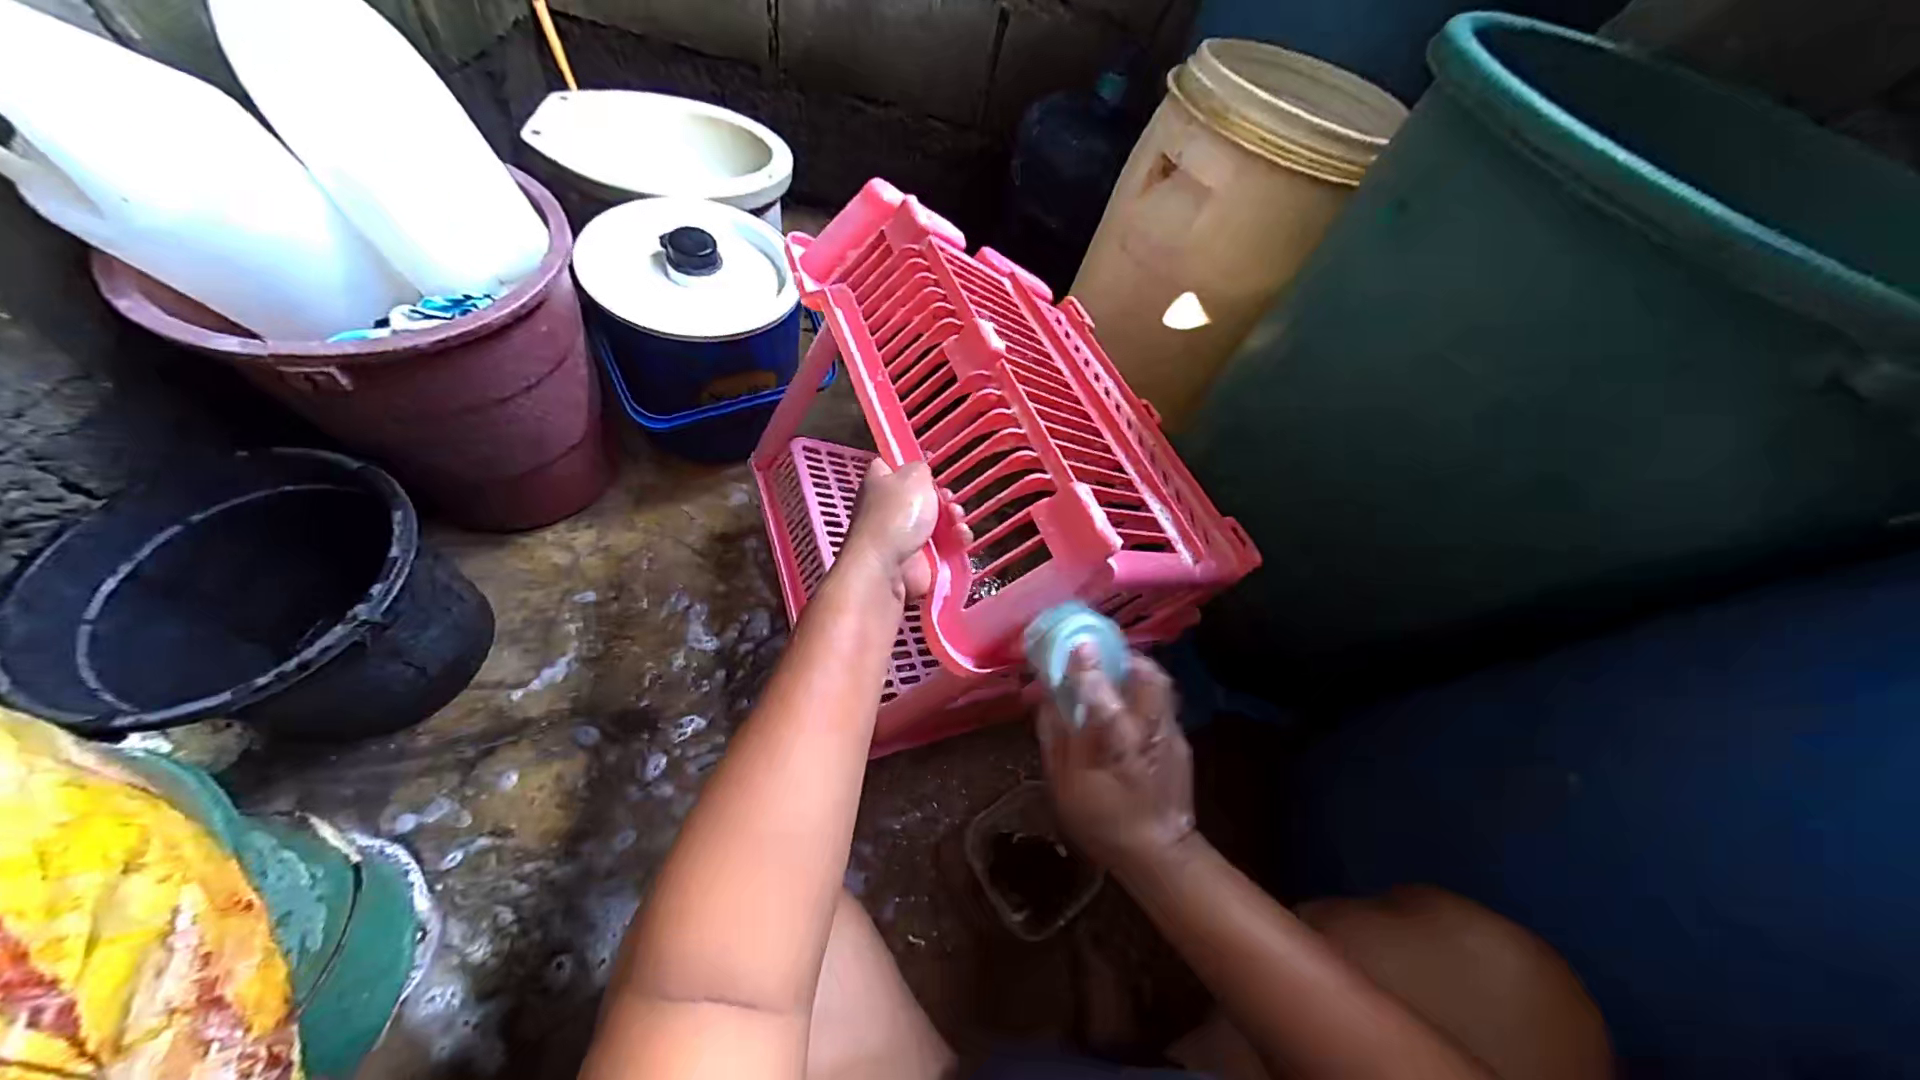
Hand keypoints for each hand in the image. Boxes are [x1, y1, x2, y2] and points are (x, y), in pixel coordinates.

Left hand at [842, 458, 954, 600]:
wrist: (887, 567)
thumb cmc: (895, 513)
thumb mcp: (912, 476)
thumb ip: (920, 468)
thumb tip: (921, 471)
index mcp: (880, 483)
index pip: (892, 465)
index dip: (911, 463)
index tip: (931, 463)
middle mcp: (890, 509)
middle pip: (923, 496)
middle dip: (942, 496)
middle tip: (947, 498)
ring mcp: (906, 536)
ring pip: (939, 521)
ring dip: (954, 518)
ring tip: (955, 517)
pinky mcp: (922, 559)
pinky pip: (947, 546)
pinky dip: (957, 540)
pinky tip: (960, 536)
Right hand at [1036, 647, 1195, 873]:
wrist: (1158, 854)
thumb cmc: (1100, 820)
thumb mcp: (1062, 783)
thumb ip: (1054, 734)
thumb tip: (1044, 695)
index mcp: (1114, 745)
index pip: (1101, 695)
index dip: (1088, 668)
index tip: (1080, 645)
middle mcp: (1148, 732)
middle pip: (1149, 679)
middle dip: (1127, 658)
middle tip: (1105, 655)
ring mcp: (1170, 734)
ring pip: (1161, 686)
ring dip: (1139, 672)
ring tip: (1118, 672)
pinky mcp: (1182, 741)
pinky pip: (1162, 704)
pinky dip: (1145, 695)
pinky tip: (1131, 708)